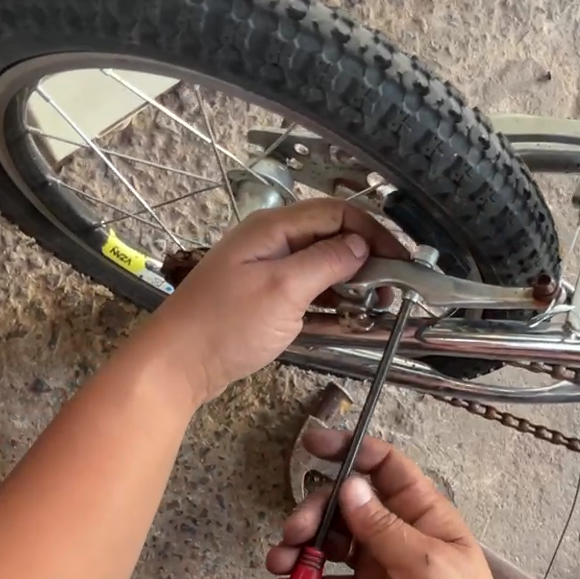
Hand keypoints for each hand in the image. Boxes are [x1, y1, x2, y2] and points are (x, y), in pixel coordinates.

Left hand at [136, 199, 406, 403]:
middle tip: (392, 291)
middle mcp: (272, 242)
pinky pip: (309, 292)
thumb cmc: (225, 325)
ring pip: (323, 267)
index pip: (337, 214)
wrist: (178, 364)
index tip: (401, 261)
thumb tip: (362, 246)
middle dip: (367, 260)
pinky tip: (351, 319)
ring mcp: (268, 271)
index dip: (374, 233)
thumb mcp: (283, 290)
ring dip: (352, 285)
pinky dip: (332, 303)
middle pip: (332, 238)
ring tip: (377, 308)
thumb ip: (326, 263)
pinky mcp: (266, 299)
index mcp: (274, 228)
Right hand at [267, 430, 529, 578]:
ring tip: (280, 565)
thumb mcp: (424, 567)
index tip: (313, 443)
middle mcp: (397, 533)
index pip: (385, 467)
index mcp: (422, 514)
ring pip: (330, 543)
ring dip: (302, 549)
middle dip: (315, 513)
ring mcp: (379, 566)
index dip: (351, 450)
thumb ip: (383, 527)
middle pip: (346, 505)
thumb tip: (349, 485)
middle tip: (293, 533)